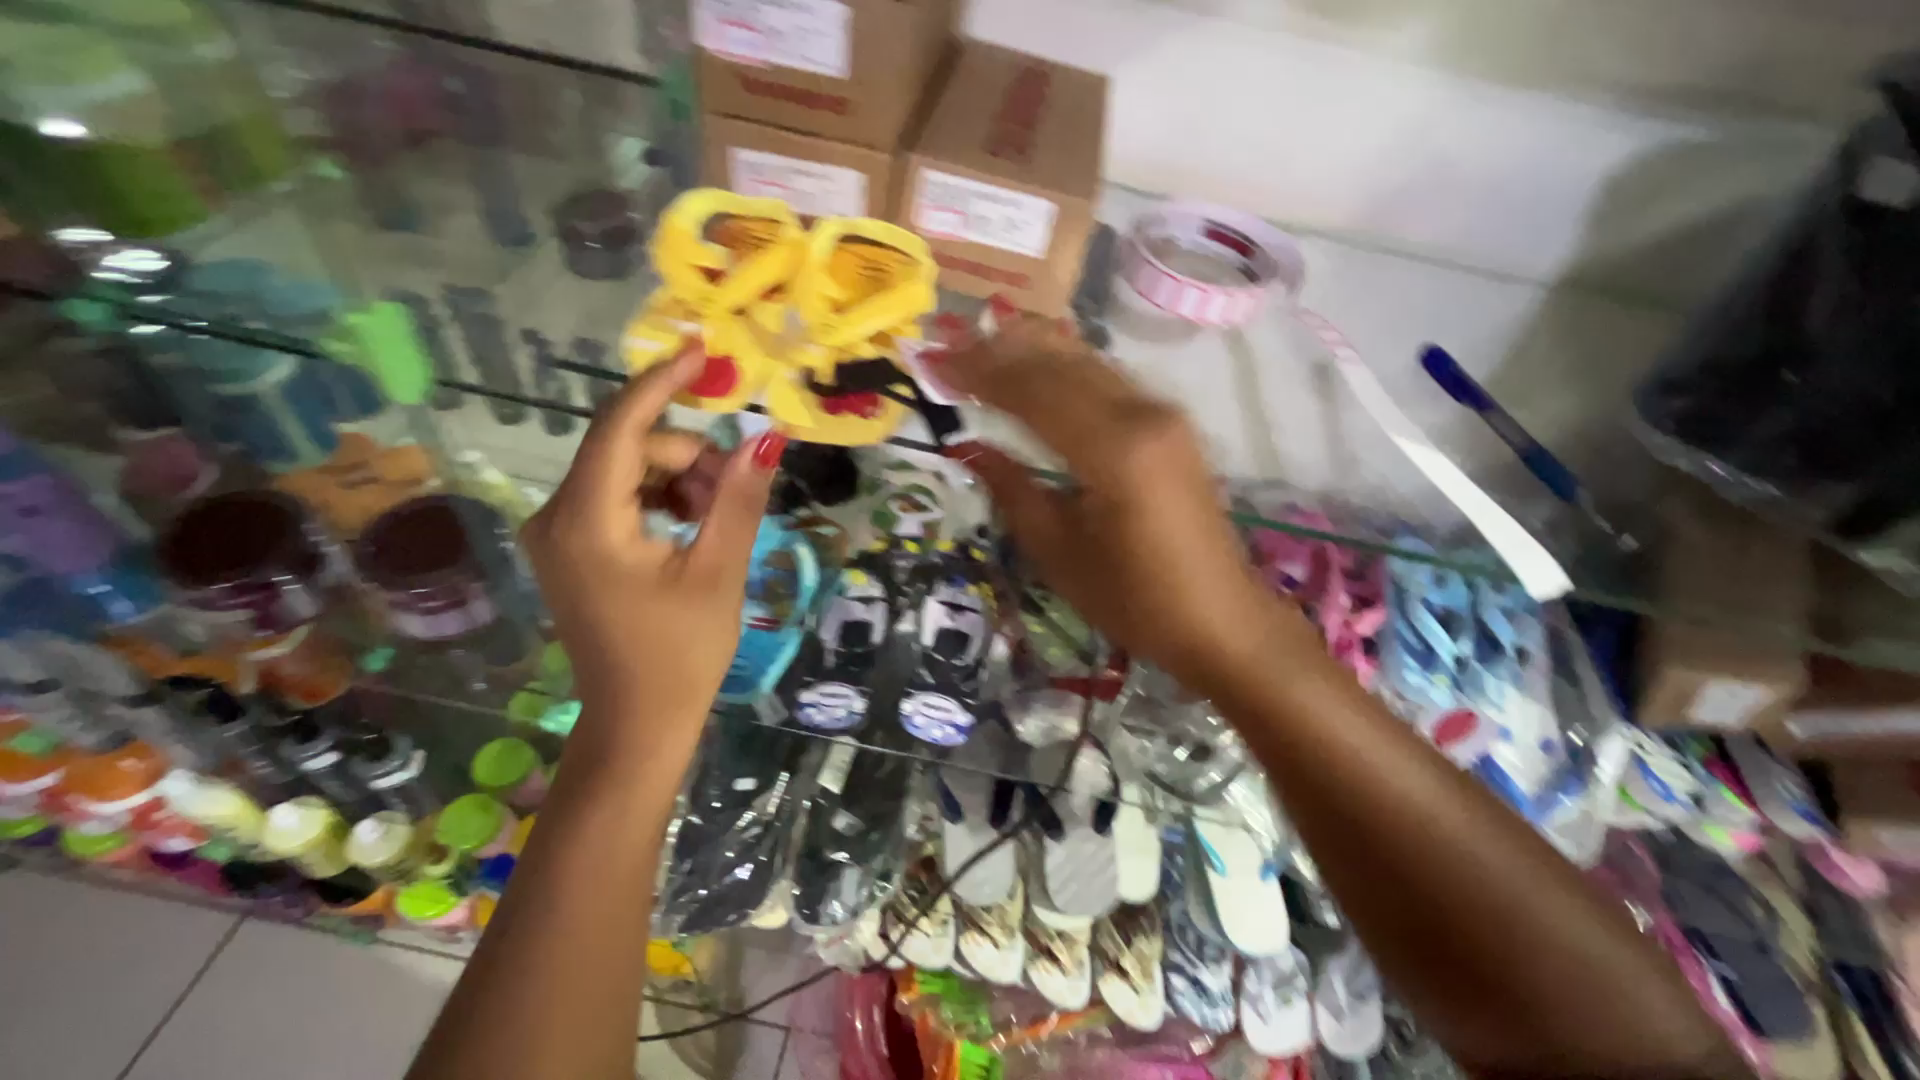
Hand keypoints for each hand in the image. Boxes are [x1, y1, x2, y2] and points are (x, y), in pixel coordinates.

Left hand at [520, 345, 785, 724]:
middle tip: (738, 492)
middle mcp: (556, 516)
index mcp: (587, 521)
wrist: (637, 723)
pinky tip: (690, 529)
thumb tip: (765, 437)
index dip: (663, 383)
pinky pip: (617, 498)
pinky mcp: (569, 548)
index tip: (703, 353)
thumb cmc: (681, 654)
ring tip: (717, 521)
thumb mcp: (719, 571)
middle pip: (629, 450)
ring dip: (679, 480)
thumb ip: (739, 498)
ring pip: (626, 471)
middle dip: (689, 457)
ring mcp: (558, 533)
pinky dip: (659, 500)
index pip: (620, 427)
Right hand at [936, 313, 1307, 695]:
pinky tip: (1034, 370)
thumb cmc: (1134, 600)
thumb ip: (1011, 489)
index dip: (978, 374)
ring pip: (1086, 361)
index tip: (932, 364)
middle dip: (999, 352)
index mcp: (1113, 449)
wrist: (1219, 618)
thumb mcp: (1058, 553)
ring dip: (1030, 352)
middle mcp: (1142, 413)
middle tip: (947, 349)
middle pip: (1060, 364)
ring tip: (979, 349)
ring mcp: (1163, 413)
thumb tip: (967, 448)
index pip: (1033, 391)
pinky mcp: (1170, 423)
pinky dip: (1063, 368)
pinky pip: (1106, 378)